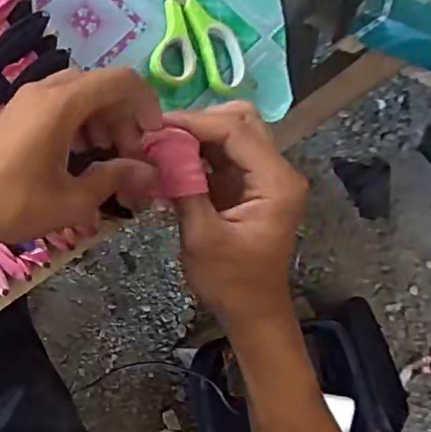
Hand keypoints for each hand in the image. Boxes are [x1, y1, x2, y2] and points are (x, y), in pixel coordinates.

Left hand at [0, 67, 161, 265]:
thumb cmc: (15, 204)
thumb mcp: (74, 199)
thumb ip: (116, 178)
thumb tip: (149, 173)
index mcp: (62, 102)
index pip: (121, 80)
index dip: (147, 104)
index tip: (152, 138)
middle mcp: (43, 91)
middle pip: (100, 87)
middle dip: (123, 117)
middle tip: (128, 156)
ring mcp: (24, 101)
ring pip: (77, 95)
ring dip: (100, 121)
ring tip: (104, 159)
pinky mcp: (12, 116)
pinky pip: (55, 106)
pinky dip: (76, 123)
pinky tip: (75, 158)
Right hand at [164, 102, 307, 326]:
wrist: (251, 310)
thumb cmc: (230, 280)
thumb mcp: (202, 236)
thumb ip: (185, 187)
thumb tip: (160, 149)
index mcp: (275, 182)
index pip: (236, 131)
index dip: (194, 122)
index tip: (154, 126)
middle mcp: (276, 171)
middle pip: (241, 121)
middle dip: (198, 122)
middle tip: (158, 134)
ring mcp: (262, 177)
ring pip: (231, 132)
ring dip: (196, 134)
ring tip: (159, 144)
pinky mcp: (246, 185)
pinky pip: (222, 153)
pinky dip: (196, 151)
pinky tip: (170, 160)